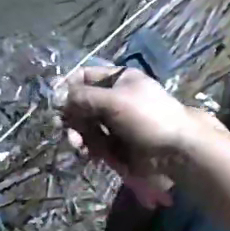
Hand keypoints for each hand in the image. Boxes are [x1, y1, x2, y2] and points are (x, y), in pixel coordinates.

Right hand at [60, 67, 209, 206]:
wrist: (176, 150)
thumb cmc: (148, 117)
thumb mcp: (115, 100)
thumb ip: (85, 97)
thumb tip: (60, 97)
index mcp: (119, 79)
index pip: (85, 76)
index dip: (67, 86)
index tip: (53, 101)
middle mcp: (116, 98)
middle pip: (81, 103)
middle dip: (71, 116)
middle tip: (64, 128)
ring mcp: (116, 122)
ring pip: (85, 125)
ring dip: (78, 134)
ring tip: (78, 144)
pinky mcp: (117, 144)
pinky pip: (94, 143)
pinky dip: (88, 148)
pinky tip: (87, 154)